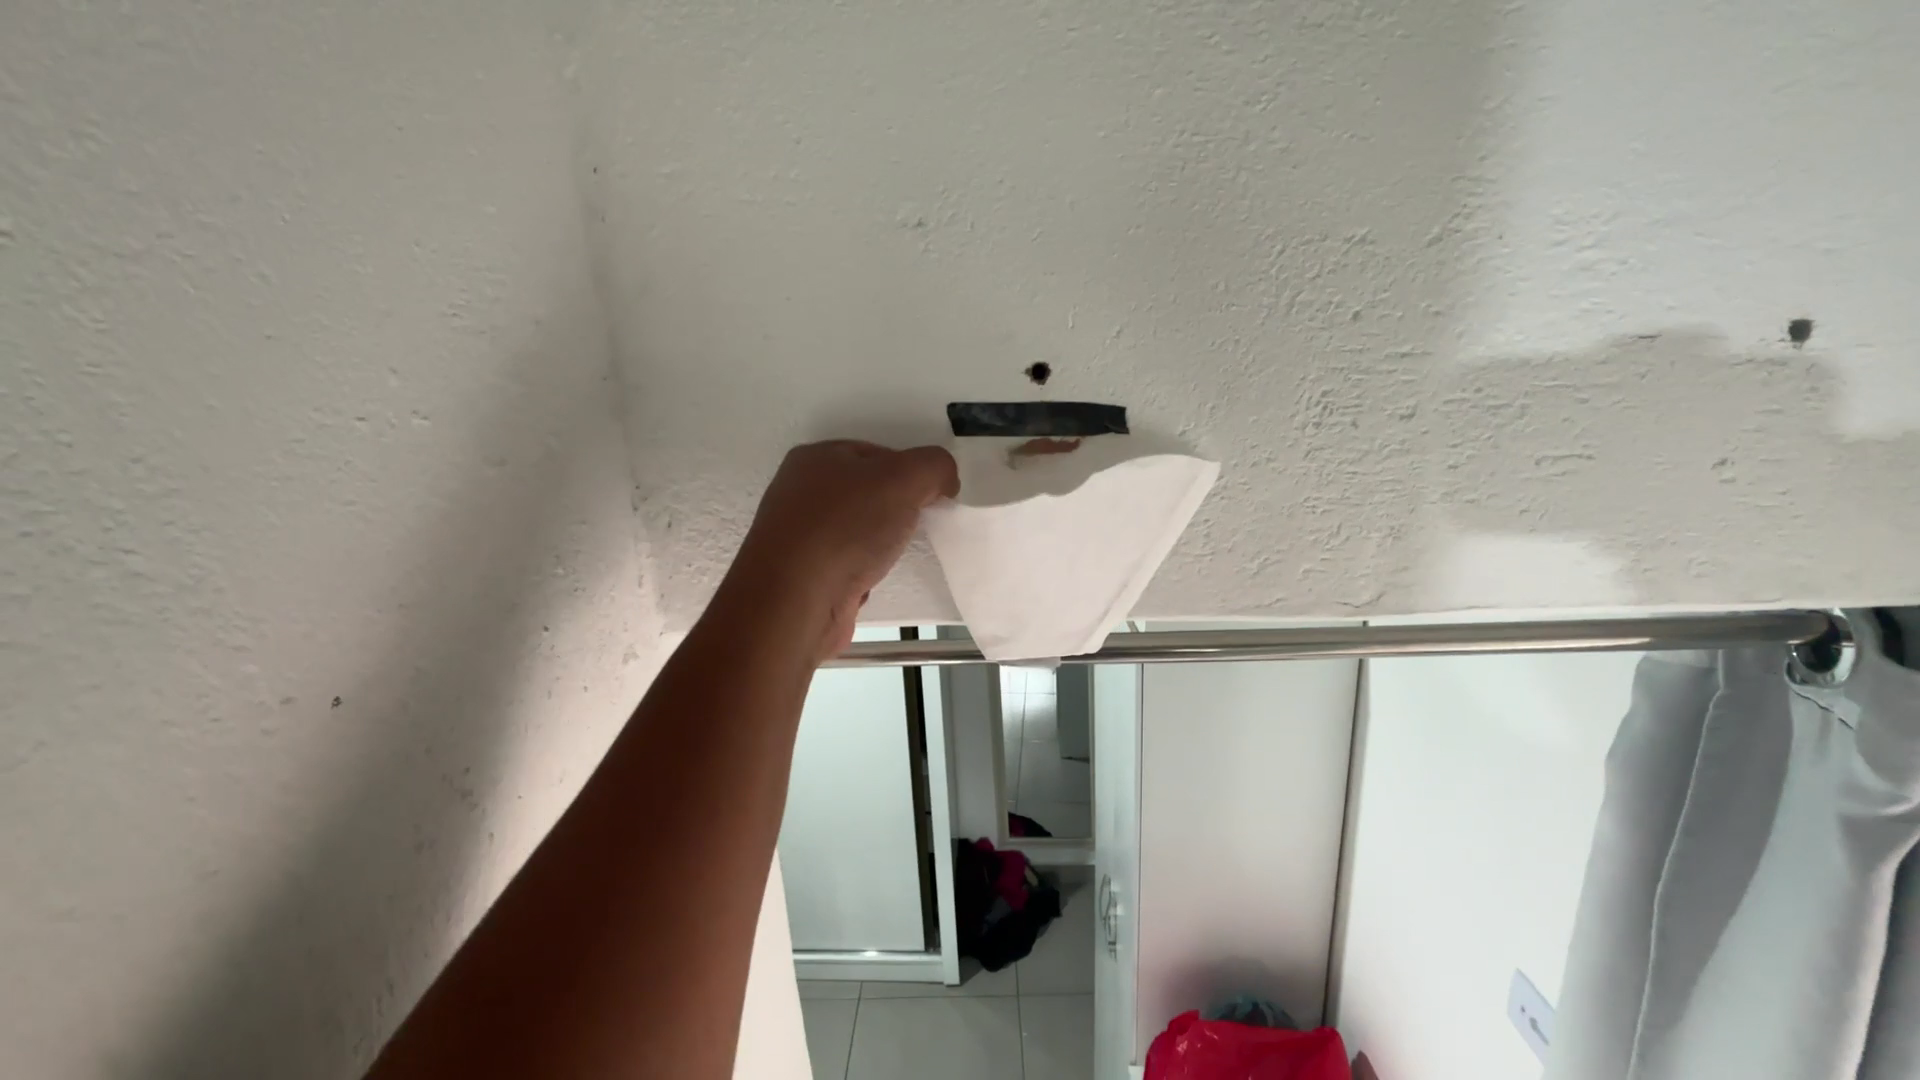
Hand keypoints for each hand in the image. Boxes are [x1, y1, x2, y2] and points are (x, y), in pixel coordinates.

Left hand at [723, 440, 959, 662]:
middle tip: (915, 524)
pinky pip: (844, 566)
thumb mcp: (904, 478)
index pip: (876, 453)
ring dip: (878, 544)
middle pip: (865, 493)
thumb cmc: (846, 527)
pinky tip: (867, 581)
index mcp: (816, 458)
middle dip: (894, 510)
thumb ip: (933, 467)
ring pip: (856, 532)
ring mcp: (797, 536)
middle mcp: (799, 493)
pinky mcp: (802, 577)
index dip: (909, 471)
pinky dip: (861, 573)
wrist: (795, 601)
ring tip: (891, 555)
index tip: (931, 496)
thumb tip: (944, 478)